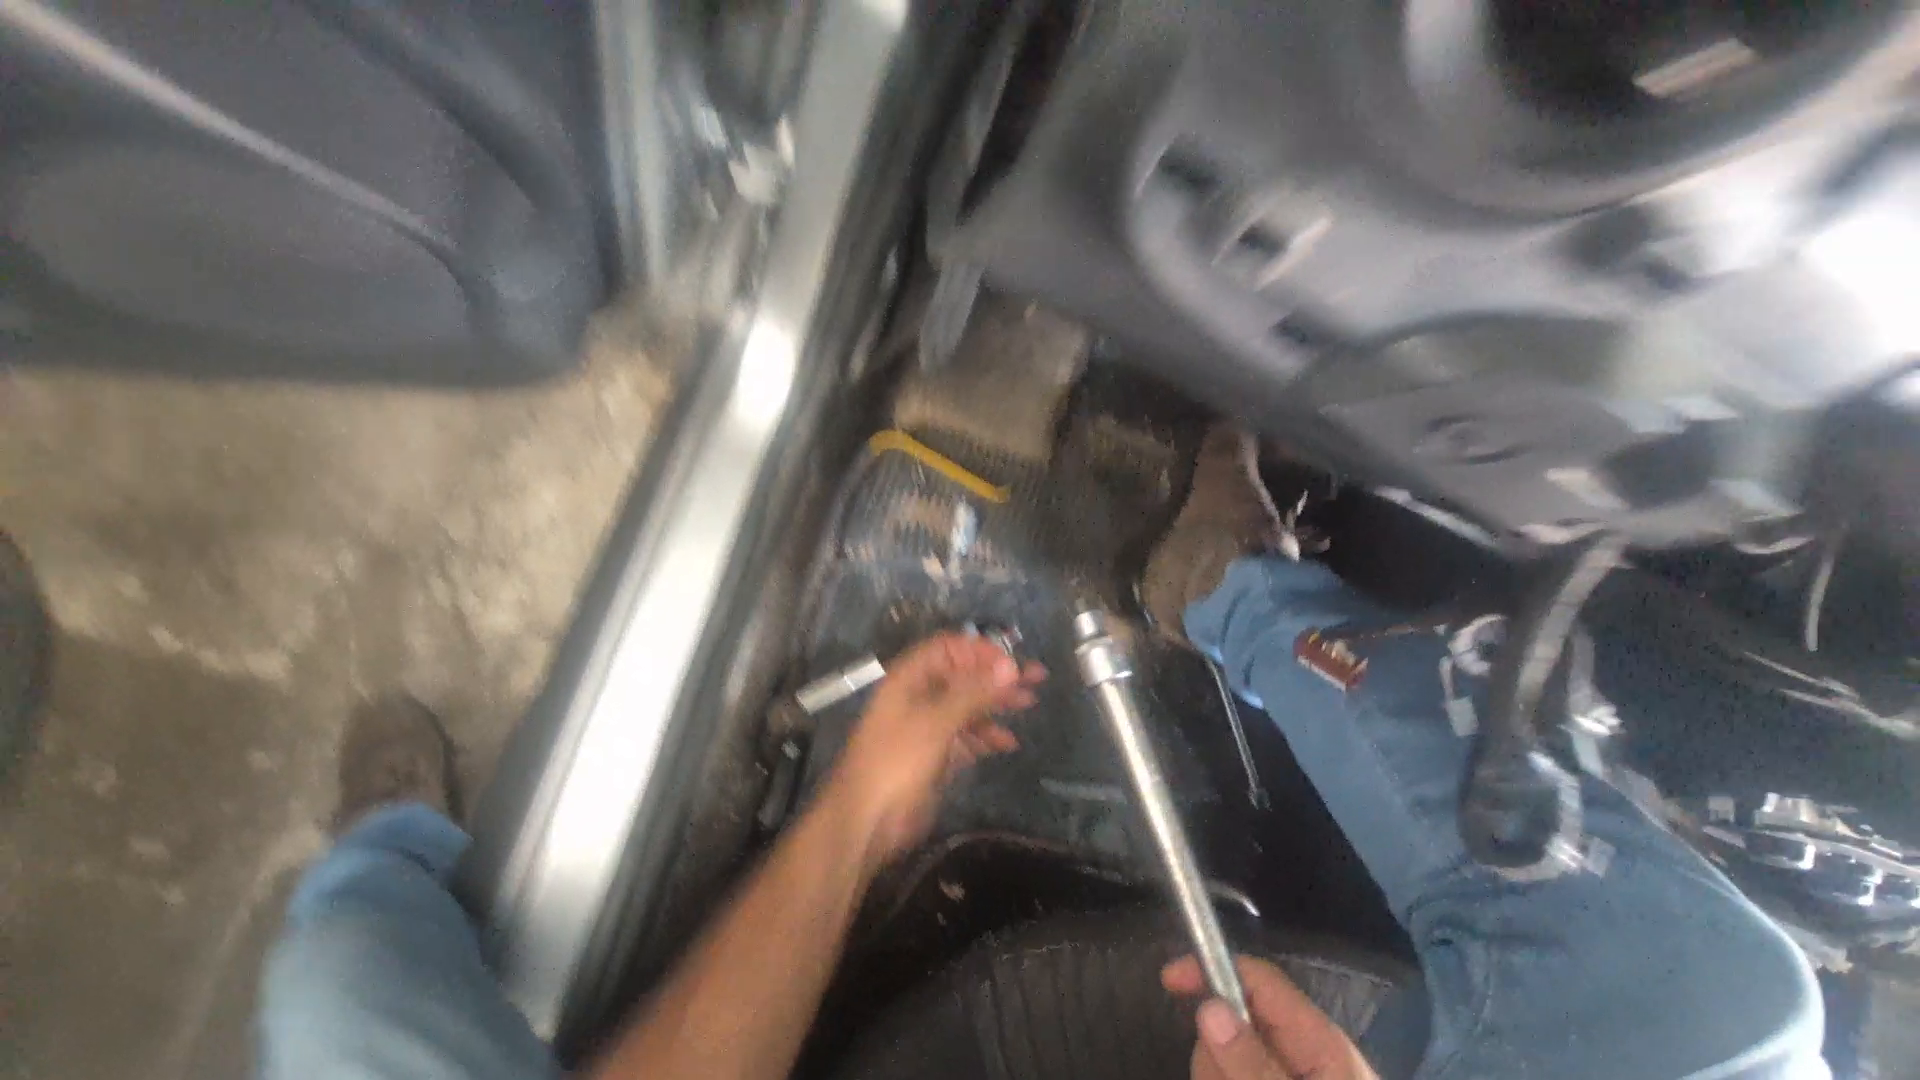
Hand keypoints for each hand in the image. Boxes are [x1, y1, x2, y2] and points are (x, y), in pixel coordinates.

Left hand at [826, 633, 1045, 871]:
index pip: (949, 649)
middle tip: (1037, 676)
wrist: (866, 822)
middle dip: (997, 675)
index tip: (1013, 661)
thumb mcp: (935, 723)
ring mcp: (928, 727)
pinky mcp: (937, 755)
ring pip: (968, 706)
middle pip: (963, 676)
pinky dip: (987, 736)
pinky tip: (1009, 742)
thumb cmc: (895, 762)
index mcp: (909, 679)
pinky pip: (967, 737)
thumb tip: (1010, 665)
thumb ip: (973, 693)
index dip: (980, 650)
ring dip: (997, 704)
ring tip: (1029, 702)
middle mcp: (919, 697)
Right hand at [1162, 955, 1378, 1079]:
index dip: (1213, 968)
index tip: (1169, 982)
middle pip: (1233, 1024)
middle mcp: (1303, 1055)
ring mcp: (1284, 1078)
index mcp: (1319, 1043)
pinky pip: (1231, 1079)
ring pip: (1224, 1064)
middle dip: (1215, 1061)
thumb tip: (1209, 1007)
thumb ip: (1253, 1066)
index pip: (1260, 979)